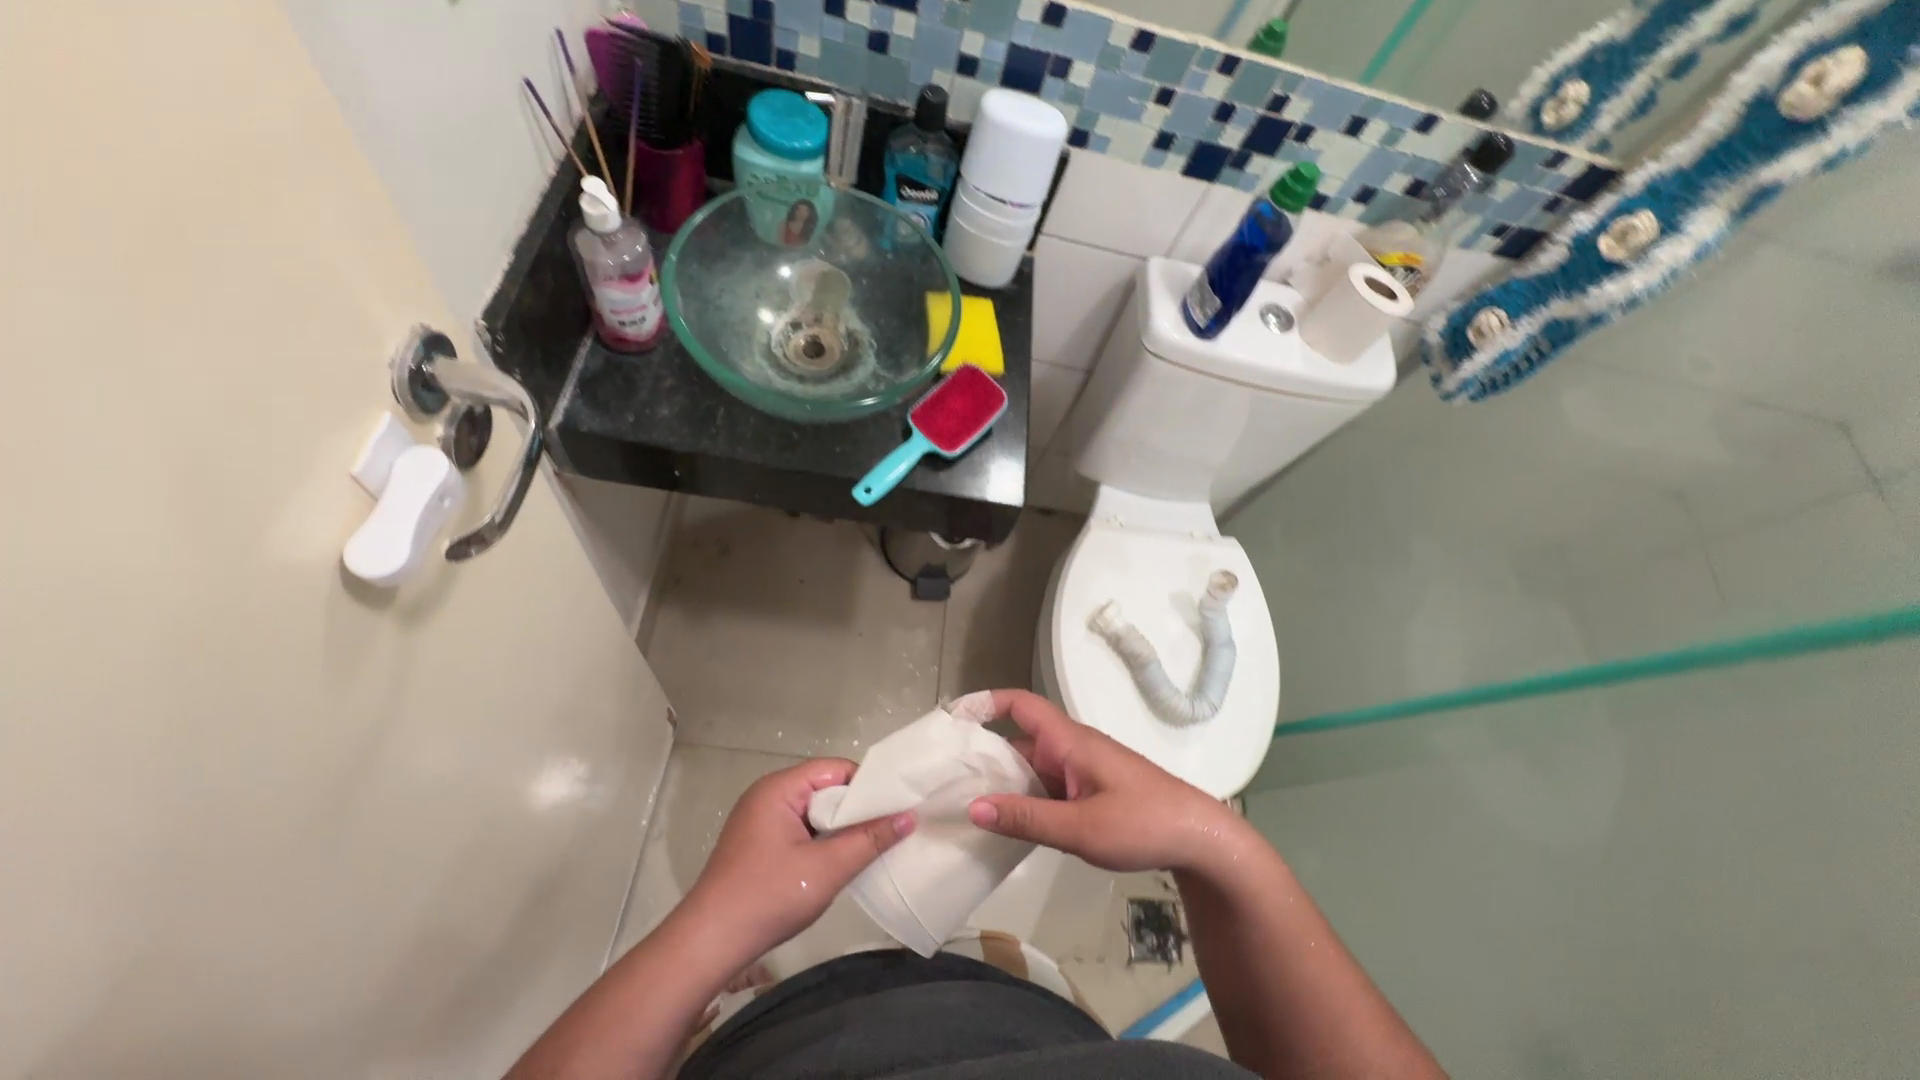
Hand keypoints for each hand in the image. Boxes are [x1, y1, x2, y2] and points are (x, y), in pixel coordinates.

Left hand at [686, 759, 914, 960]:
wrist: (710, 943)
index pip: (835, 770)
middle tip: (891, 830)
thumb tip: (908, 816)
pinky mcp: (759, 846)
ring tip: (872, 848)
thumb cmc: (768, 897)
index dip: (868, 786)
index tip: (897, 807)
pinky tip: (841, 864)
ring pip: (814, 814)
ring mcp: (760, 822)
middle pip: (825, 790)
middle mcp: (768, 796)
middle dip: (856, 810)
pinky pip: (801, 832)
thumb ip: (869, 840)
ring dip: (840, 830)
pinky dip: (822, 843)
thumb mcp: (827, 868)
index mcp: (779, 788)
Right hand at [967, 689, 1250, 873]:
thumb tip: (972, 806)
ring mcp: (1083, 772)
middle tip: (944, 782)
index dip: (985, 703)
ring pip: (1032, 771)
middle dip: (984, 759)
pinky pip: (1048, 790)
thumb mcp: (1081, 828)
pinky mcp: (1091, 792)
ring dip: (1005, 786)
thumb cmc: (1144, 823)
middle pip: (1019, 744)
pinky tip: (1008, 828)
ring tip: (965, 809)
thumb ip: (1026, 818)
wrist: (1201, 840)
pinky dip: (1026, 803)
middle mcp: (1073, 749)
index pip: (1021, 705)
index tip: (951, 719)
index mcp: (1070, 742)